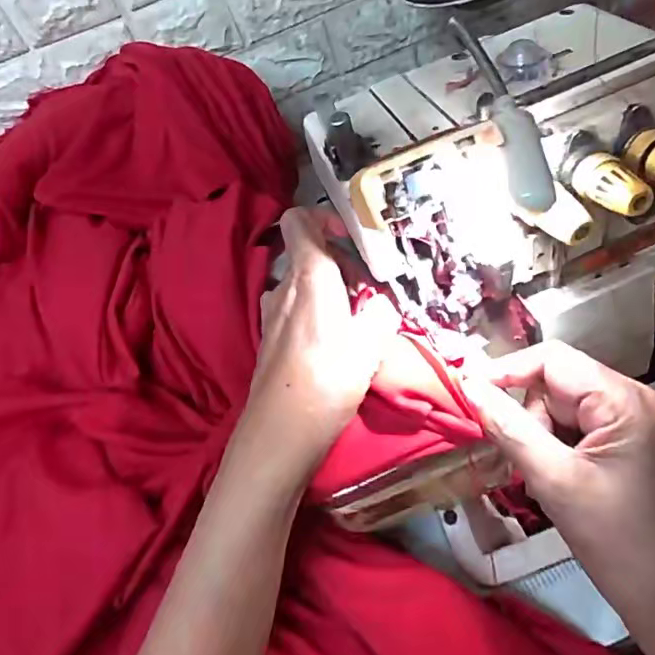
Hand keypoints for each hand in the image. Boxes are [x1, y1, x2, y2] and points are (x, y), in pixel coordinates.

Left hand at [244, 208, 399, 471]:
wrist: (279, 435)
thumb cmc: (327, 381)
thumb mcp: (371, 343)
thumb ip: (382, 311)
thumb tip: (382, 301)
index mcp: (308, 276)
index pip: (299, 220)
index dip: (325, 218)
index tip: (353, 238)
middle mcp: (284, 288)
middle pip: (309, 254)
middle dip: (342, 262)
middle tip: (371, 289)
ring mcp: (273, 315)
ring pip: (305, 284)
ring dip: (331, 291)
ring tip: (358, 318)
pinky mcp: (271, 340)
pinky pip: (297, 310)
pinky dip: (318, 314)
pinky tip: (337, 343)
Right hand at [467, 343, 654, 654]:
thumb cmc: (619, 546)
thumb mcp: (555, 483)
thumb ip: (509, 428)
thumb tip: (470, 387)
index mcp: (628, 400)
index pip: (554, 360)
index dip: (507, 371)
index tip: (469, 393)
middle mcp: (641, 400)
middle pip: (563, 383)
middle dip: (533, 416)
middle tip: (526, 464)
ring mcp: (645, 424)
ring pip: (572, 408)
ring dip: (547, 435)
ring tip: (549, 481)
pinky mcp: (642, 446)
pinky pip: (589, 428)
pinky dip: (565, 448)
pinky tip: (566, 483)